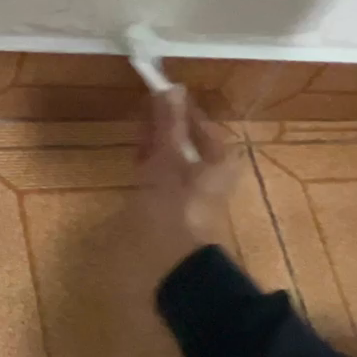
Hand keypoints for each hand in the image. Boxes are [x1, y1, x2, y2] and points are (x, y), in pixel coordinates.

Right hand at [137, 92, 240, 272]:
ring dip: (156, 149)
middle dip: (165, 129)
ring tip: (136, 137)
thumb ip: (169, 125)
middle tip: (141, 113)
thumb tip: (172, 87)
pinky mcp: (176, 215)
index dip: (177, 110)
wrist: (172, 268)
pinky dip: (152, 172)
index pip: (199, 124)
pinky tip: (137, 169)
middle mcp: (212, 178)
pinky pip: (165, 183)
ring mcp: (193, 197)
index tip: (155, 94)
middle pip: (187, 144)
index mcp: (219, 161)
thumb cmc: (173, 208)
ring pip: (175, 163)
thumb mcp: (168, 160)